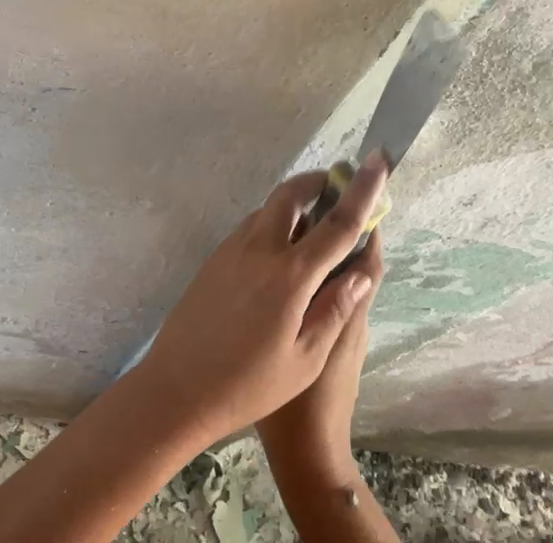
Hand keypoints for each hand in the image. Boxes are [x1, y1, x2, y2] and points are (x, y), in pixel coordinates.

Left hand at [132, 152, 389, 441]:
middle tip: (338, 190)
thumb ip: (334, 310)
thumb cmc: (248, 385)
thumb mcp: (305, 360)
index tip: (377, 162)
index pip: (337, 223)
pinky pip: (251, 227)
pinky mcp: (213, 260)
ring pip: (267, 208)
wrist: (175, 390)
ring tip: (312, 228)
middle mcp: (259, 250)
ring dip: (293, 204)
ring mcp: (231, 251)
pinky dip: (273, 224)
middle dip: (317, 182)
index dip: (363, 191)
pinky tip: (280, 257)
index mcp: (290, 275)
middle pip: (291, 194)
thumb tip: (359, 273)